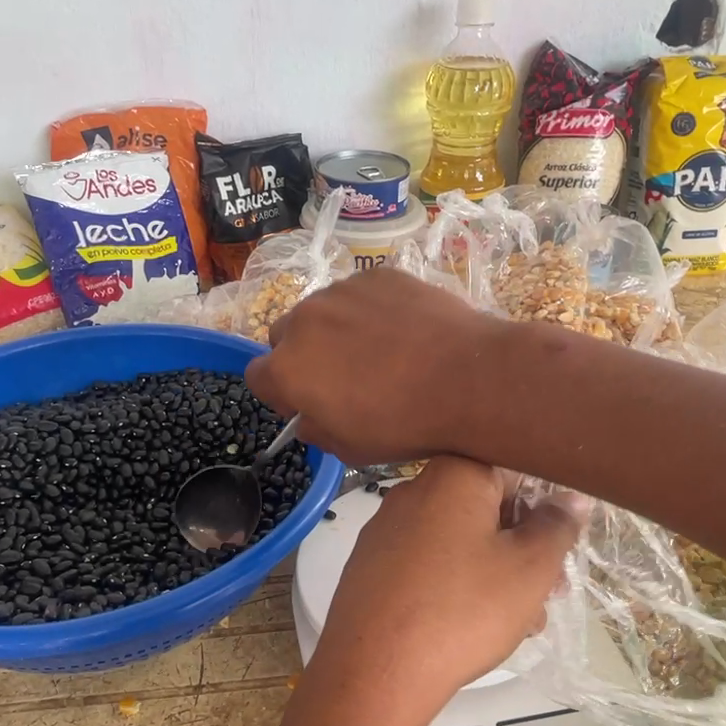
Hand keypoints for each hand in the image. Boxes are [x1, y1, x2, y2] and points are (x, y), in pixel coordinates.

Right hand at [244, 269, 503, 465]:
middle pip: (284, 336)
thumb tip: (307, 416)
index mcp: (287, 369)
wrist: (468, 378)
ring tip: (380, 352)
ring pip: (323, 312)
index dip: (280, 393)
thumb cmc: (404, 424)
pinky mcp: (378, 276)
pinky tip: (405, 332)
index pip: (257, 377)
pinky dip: (371, 311)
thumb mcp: (349, 449)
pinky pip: (360, 294)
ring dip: (336, 330)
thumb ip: (315, 430)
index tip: (307, 403)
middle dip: (303, 356)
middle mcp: (303, 321)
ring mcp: (341, 291)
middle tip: (343, 377)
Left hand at [309, 456, 587, 723]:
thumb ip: (557, 526)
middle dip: (522, 546)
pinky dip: (456, 587)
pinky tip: (475, 628)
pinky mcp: (370, 568)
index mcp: (452, 476)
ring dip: (495, 573)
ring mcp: (385, 531)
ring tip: (521, 621)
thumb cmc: (462, 610)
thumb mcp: (530, 568)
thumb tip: (569, 499)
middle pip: (484, 507)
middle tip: (550, 590)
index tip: (562, 540)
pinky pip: (427, 565)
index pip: (512, 467)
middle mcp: (412, 491)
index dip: (545, 502)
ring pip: (458, 541)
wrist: (375, 672)